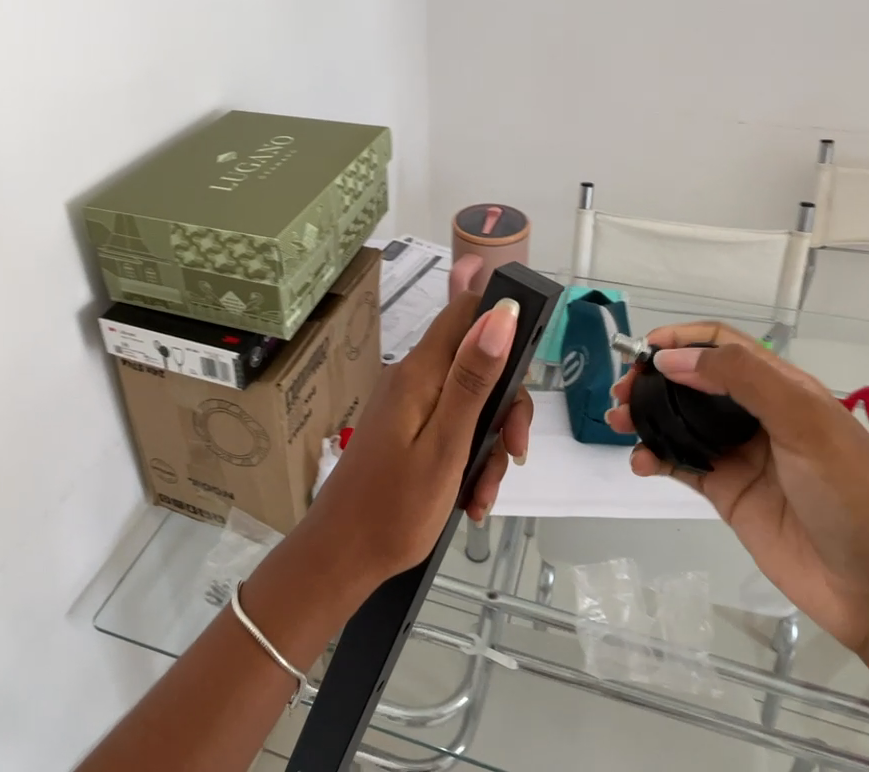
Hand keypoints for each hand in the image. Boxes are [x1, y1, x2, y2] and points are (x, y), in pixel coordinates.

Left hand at [297, 254, 532, 586]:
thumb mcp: (447, 444)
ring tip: (482, 495)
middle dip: (504, 409)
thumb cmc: (395, 508)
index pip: (467, 312)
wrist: (341, 557)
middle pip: (477, 365)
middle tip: (513, 453)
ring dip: (488, 447)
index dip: (503, 324)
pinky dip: (468, 460)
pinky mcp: (406, 432)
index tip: (526, 370)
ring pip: (470, 405)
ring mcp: (408, 406)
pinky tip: (469, 499)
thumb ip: (474, 378)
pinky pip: (451, 430)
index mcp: (420, 373)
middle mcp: (412, 379)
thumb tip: (502, 312)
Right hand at [604, 323, 868, 651]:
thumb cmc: (851, 495)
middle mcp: (759, 416)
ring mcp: (740, 455)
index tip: (644, 350)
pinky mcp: (726, 492)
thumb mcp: (805, 424)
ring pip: (680, 421)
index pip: (726, 346)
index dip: (684, 340)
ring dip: (646, 415)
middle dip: (654, 378)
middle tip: (622, 389)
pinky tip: (640, 463)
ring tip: (617, 421)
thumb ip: (742, 381)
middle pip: (695, 381)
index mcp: (784, 389)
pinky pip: (679, 464)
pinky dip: (653, 457)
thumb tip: (672, 359)